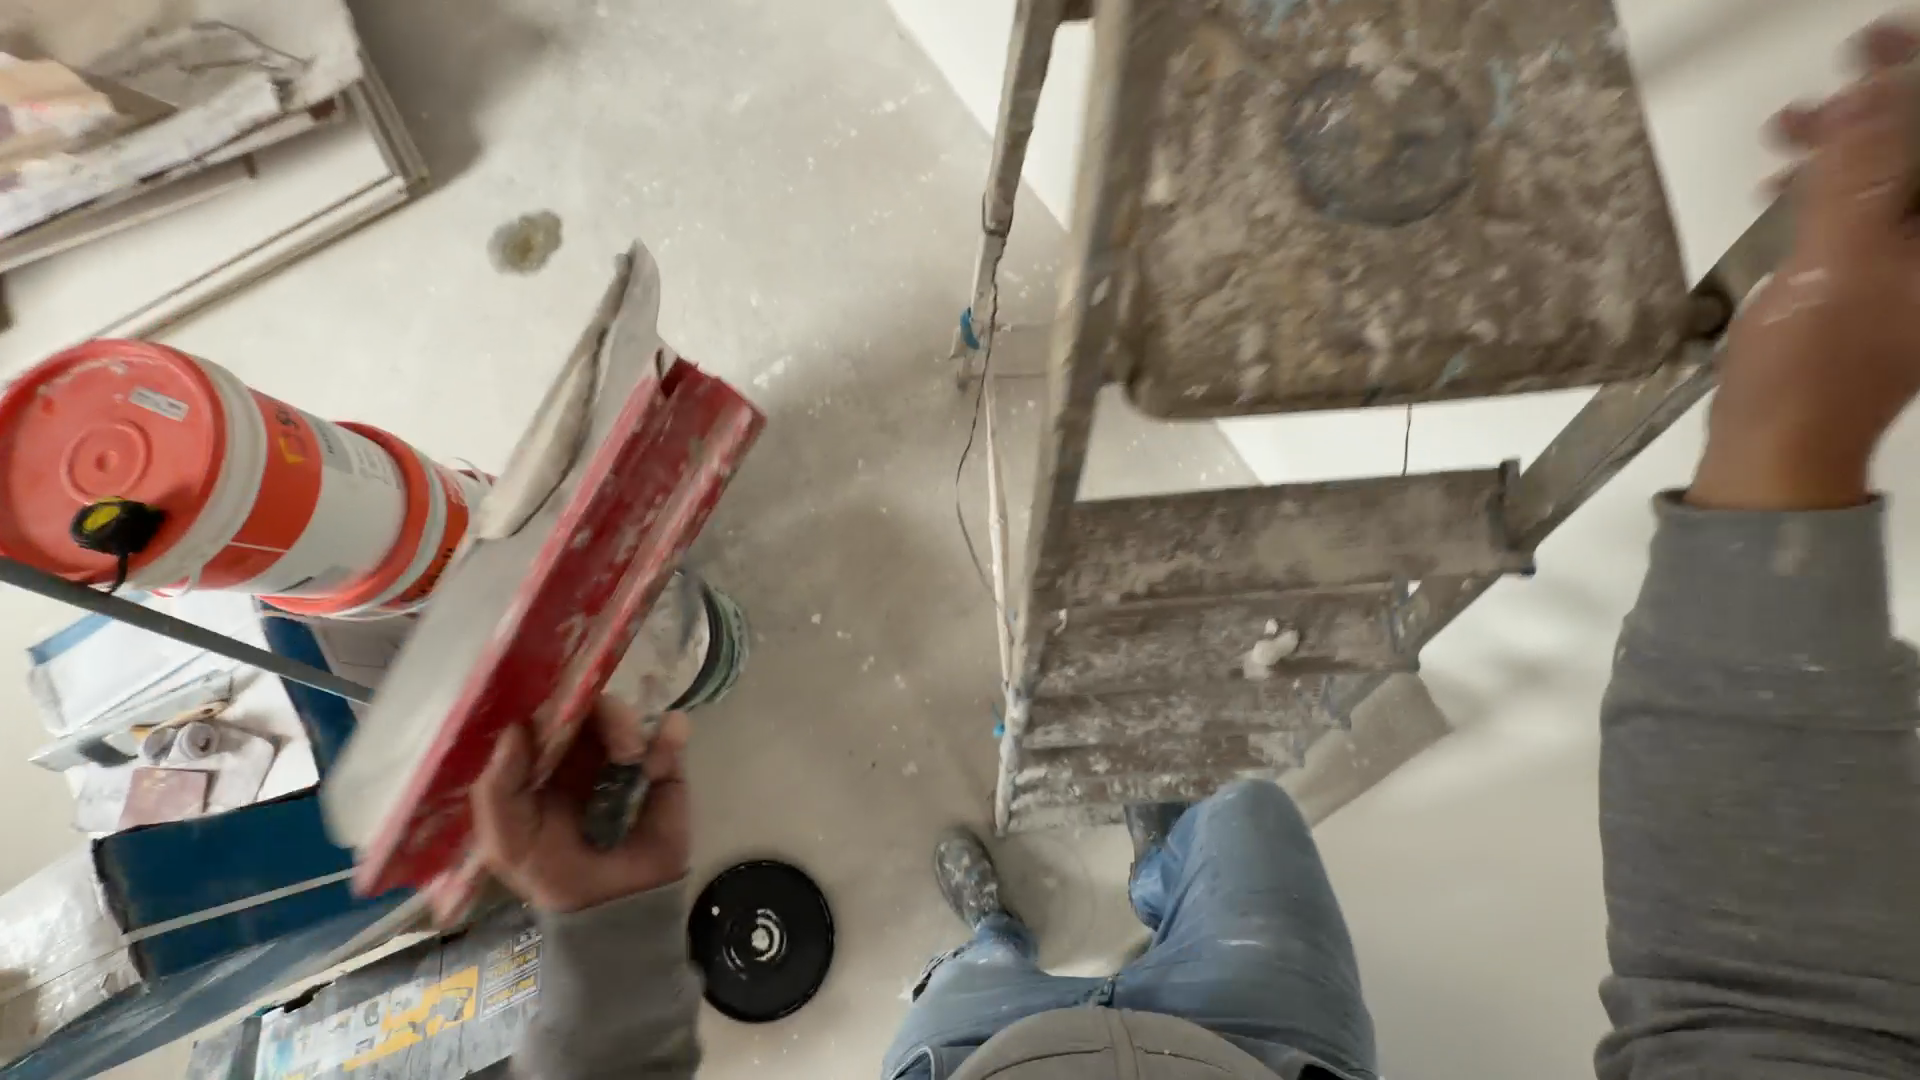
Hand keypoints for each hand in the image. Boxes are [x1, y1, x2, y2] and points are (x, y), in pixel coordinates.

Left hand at [471, 700, 692, 913]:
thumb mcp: (508, 842)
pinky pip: (672, 732)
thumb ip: (497, 791)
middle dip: (597, 713)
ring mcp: (626, 756)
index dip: (551, 705)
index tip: (560, 704)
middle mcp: (582, 752)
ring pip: (628, 713)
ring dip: (628, 726)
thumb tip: (518, 729)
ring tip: (632, 758)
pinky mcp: (665, 765)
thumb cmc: (555, 873)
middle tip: (601, 736)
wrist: (618, 904)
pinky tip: (663, 752)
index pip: (545, 718)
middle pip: (588, 707)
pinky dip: (669, 733)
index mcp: (542, 765)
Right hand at [1692, 18, 1919, 510]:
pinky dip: (1832, 190)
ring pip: (1900, 177)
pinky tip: (1785, 186)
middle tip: (1832, 75)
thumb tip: (1865, 93)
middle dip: (1888, 104)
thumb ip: (1853, 178)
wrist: (1777, 444)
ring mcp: (1918, 266)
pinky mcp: (1877, 280)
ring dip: (1850, 145)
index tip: (1875, 44)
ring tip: (1784, 133)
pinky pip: (1869, 212)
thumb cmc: (1810, 367)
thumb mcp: (1833, 266)